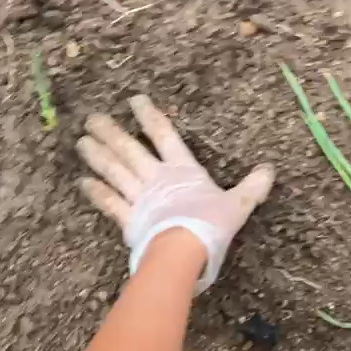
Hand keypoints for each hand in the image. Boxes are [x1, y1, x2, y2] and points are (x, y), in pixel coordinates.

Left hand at [76, 95, 274, 292]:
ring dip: (98, 156)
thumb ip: (250, 188)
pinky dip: (97, 192)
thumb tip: (269, 171)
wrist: (185, 250)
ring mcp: (140, 198)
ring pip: (115, 172)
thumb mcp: (238, 205)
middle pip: (131, 151)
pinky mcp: (129, 219)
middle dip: (112, 133)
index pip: (165, 136)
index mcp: (184, 170)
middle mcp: (157, 178)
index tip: (134, 101)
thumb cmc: (212, 225)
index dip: (150, 117)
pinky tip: (83, 182)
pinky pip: (110, 202)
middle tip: (92, 118)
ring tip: (82, 141)